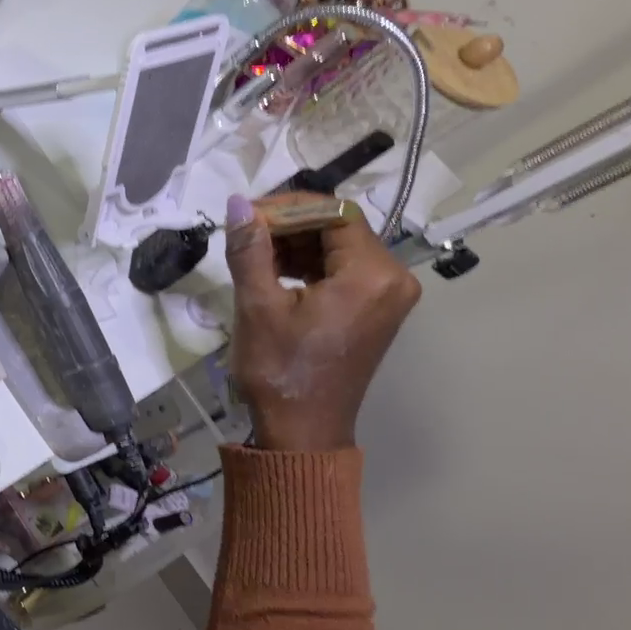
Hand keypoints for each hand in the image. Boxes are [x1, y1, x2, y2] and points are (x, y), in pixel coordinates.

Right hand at [222, 193, 421, 451]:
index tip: (245, 215)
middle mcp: (392, 278)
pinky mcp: (374, 310)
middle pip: (340, 229)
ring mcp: (387, 295)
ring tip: (252, 257)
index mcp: (372, 274)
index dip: (288, 207)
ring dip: (296, 245)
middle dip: (289, 226)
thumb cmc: (279, 368)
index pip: (335, 213)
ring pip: (339, 249)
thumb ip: (250, 250)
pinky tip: (274, 275)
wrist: (301, 427)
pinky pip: (342, 272)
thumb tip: (238, 203)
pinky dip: (308, 266)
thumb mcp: (258, 306)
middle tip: (243, 235)